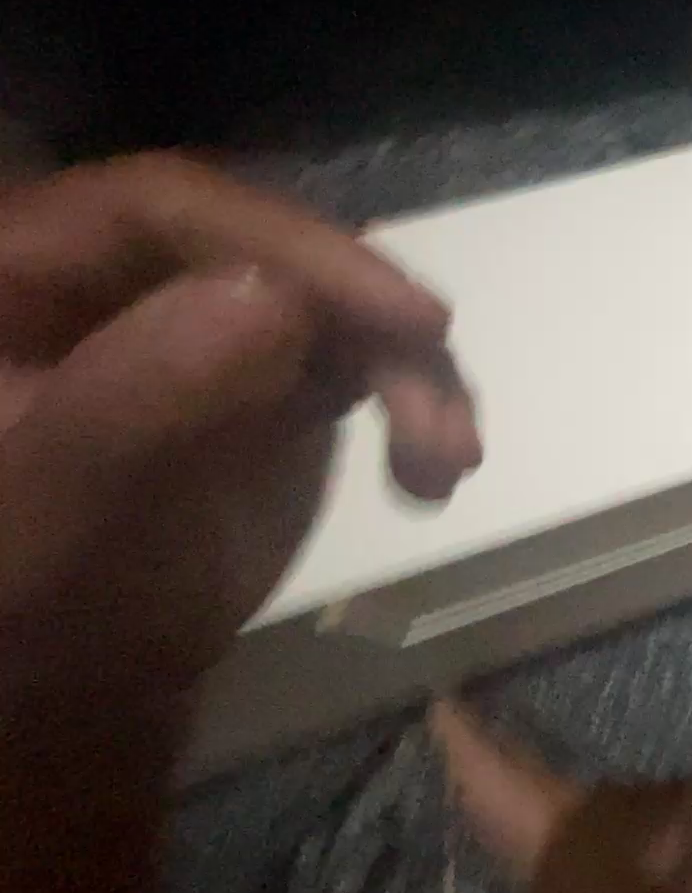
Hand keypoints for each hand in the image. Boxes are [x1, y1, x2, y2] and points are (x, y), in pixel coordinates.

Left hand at [0, 153, 482, 697]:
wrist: (84, 680)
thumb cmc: (37, 614)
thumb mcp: (58, 524)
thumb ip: (134, 408)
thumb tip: (270, 297)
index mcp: (15, 282)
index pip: (166, 211)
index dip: (301, 251)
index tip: (418, 322)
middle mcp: (126, 286)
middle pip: (287, 260)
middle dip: (386, 339)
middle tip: (444, 428)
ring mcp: (215, 329)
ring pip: (353, 311)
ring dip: (422, 384)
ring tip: (447, 465)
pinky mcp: (287, 376)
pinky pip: (381, 359)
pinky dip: (426, 409)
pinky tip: (434, 473)